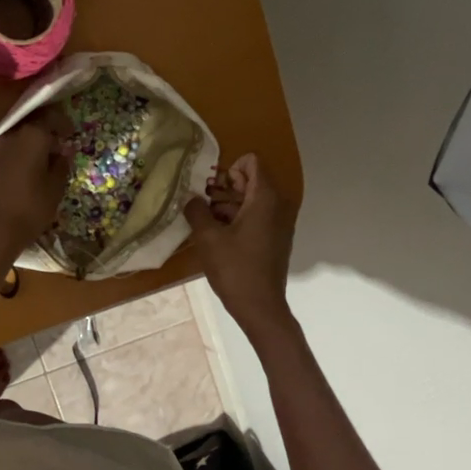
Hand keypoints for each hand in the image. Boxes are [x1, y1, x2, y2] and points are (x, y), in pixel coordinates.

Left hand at [0, 111, 71, 257]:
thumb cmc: (31, 208)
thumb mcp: (55, 188)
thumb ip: (61, 165)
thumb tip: (63, 152)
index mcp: (31, 136)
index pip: (50, 117)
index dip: (62, 123)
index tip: (70, 133)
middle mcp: (9, 137)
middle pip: (29, 126)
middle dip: (43, 133)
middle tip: (55, 147)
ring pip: (14, 140)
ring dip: (26, 146)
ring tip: (37, 161)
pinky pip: (2, 155)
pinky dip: (13, 158)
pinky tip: (19, 173)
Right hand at [184, 154, 293, 331]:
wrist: (260, 306)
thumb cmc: (234, 269)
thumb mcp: (208, 238)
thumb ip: (197, 211)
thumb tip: (190, 198)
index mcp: (265, 198)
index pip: (252, 162)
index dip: (229, 169)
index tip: (210, 189)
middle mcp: (278, 205)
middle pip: (252, 181)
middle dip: (225, 188)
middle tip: (201, 204)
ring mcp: (280, 223)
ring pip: (252, 201)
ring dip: (228, 205)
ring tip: (204, 221)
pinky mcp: (276, 239)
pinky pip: (257, 218)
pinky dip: (238, 219)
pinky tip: (218, 236)